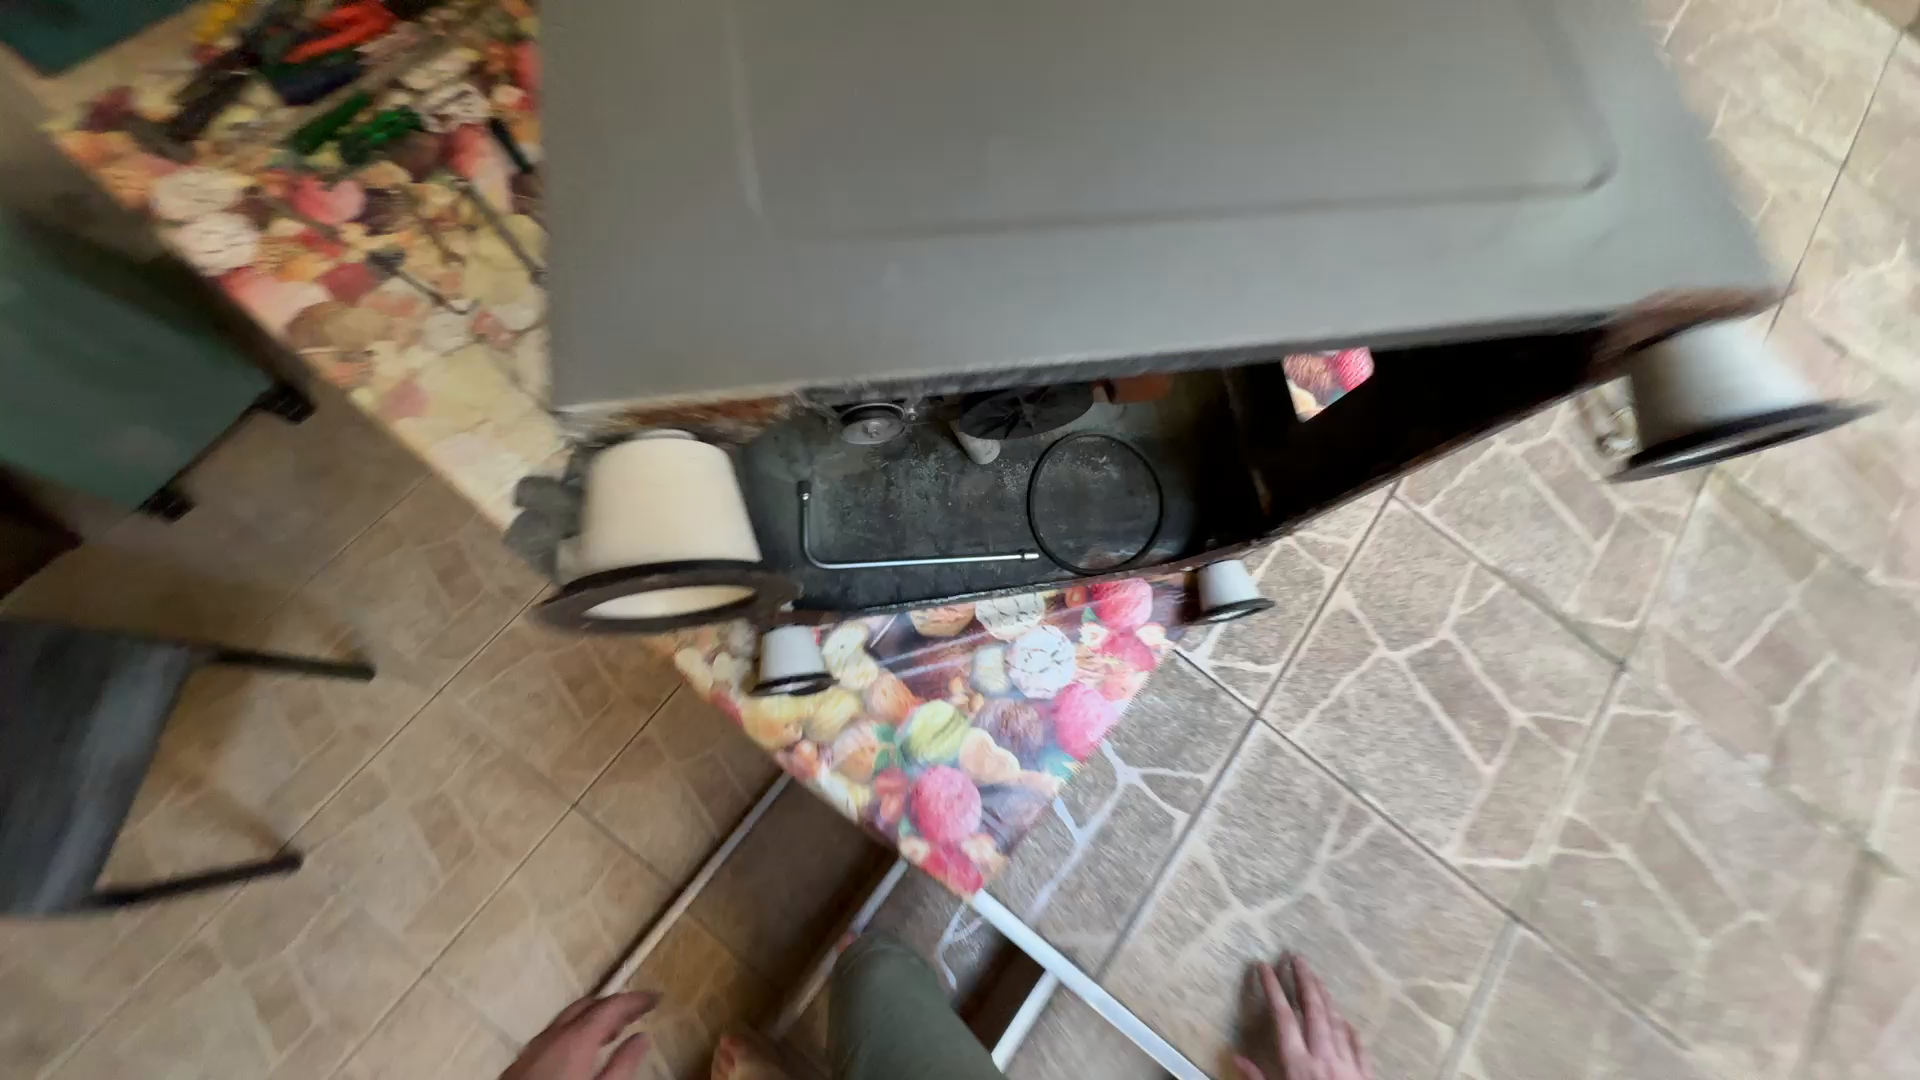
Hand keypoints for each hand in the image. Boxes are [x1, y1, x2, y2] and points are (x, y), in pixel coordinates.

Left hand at [500, 991, 658, 1079]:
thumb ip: (623, 1065)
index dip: (636, 999)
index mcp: (574, 1039)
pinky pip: (550, 1037)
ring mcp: (529, 1053)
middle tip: (636, 1013)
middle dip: (612, 1004)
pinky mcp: (516, 1070)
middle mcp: (550, 1037)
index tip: (657, 998)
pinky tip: (577, 1053)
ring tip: (612, 1032)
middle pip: (586, 1006)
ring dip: (591, 1019)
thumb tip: (642, 1037)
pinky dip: (572, 1033)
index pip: (611, 1005)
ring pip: (565, 1021)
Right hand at [1234, 956, 1373, 1079]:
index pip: (1282, 1015)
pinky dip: (1351, 1031)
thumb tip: (1234, 1055)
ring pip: (1337, 1023)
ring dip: (1326, 998)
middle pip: (1313, 1010)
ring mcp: (1349, 1067)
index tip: (1263, 966)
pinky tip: (1347, 1022)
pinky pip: (1360, 1049)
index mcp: (1298, 1063)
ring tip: (1317, 978)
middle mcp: (1323, 1058)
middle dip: (1304, 980)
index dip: (1272, 987)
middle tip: (1296, 957)